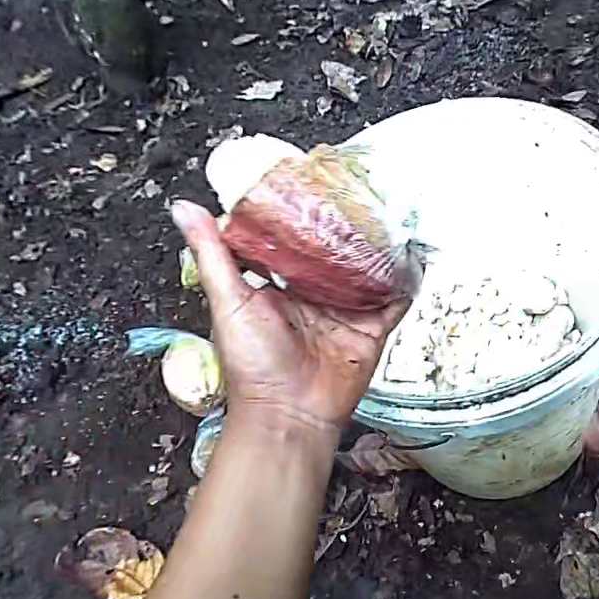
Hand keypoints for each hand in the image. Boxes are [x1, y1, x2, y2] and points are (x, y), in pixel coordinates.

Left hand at [172, 200, 408, 437]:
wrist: (291, 414)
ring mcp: (346, 312)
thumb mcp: (229, 303)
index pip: (295, 243)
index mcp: (281, 287)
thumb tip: (184, 208)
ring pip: (368, 273)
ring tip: (391, 220)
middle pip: (337, 255)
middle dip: (348, 229)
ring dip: (379, 251)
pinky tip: (414, 260)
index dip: (303, 217)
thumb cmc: (253, 366)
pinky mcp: (372, 329)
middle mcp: (315, 296)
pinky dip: (406, 283)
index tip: (310, 185)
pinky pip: (393, 301)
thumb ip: (213, 256)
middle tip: (360, 196)